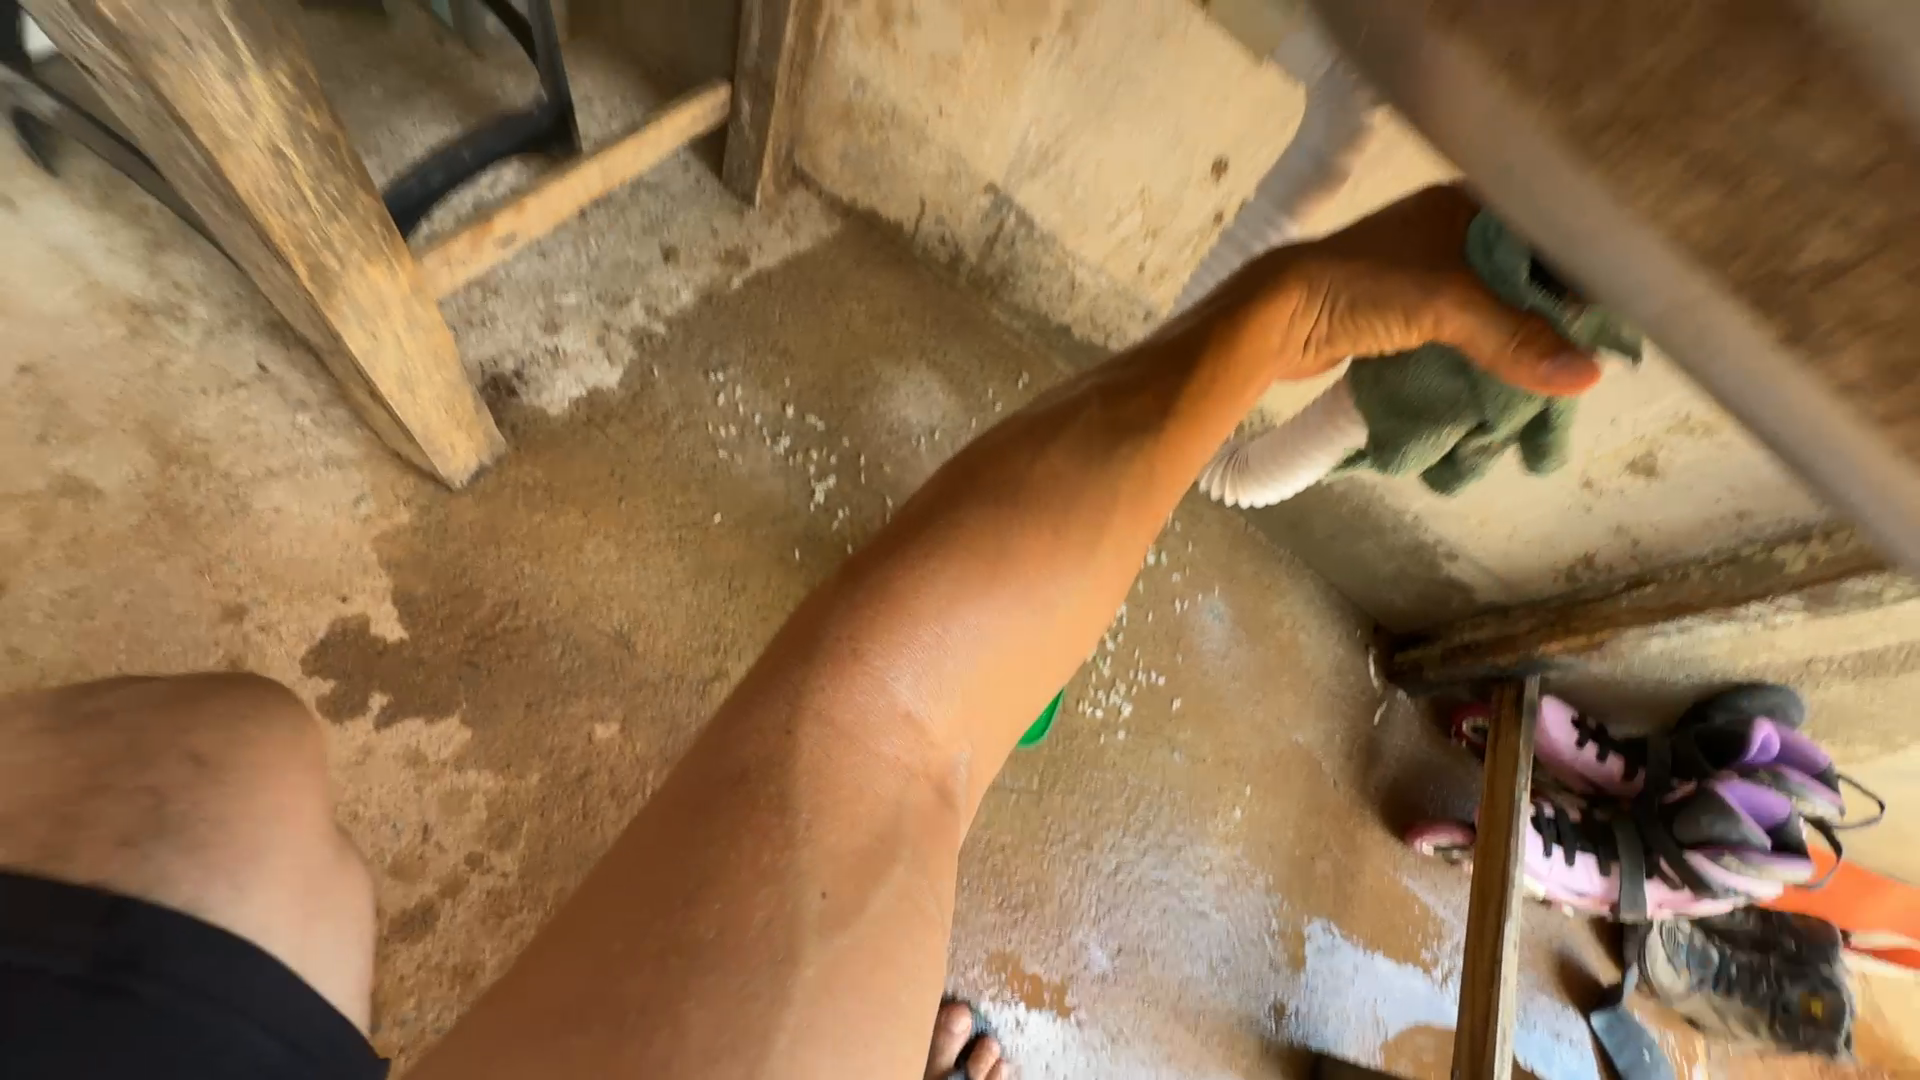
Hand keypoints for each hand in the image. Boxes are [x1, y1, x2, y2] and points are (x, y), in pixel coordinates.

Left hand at [1223, 185, 1602, 396]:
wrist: (1274, 319)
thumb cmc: (1362, 289)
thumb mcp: (1447, 305)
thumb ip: (1514, 336)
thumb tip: (1586, 376)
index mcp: (1465, 207)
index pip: (1547, 233)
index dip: (1581, 272)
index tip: (1612, 316)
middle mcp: (1445, 235)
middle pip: (1516, 277)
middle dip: (1544, 319)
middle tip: (1580, 360)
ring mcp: (1417, 276)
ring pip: (1482, 309)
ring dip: (1507, 344)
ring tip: (1547, 378)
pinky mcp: (1394, 315)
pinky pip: (1449, 334)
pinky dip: (1471, 356)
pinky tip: (1497, 381)